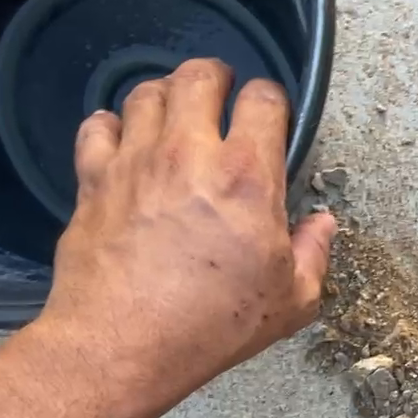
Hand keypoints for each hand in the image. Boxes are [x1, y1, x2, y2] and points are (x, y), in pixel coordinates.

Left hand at [26, 59, 336, 404]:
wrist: (129, 340)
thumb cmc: (219, 323)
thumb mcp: (293, 300)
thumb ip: (314, 253)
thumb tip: (323, 224)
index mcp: (248, 180)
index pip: (262, 102)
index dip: (272, 99)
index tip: (275, 115)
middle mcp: (189, 154)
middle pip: (198, 77)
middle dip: (217, 77)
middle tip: (225, 94)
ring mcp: (135, 161)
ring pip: (147, 93)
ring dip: (169, 95)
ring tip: (180, 114)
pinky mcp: (94, 178)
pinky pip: (99, 125)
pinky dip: (117, 124)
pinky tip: (129, 141)